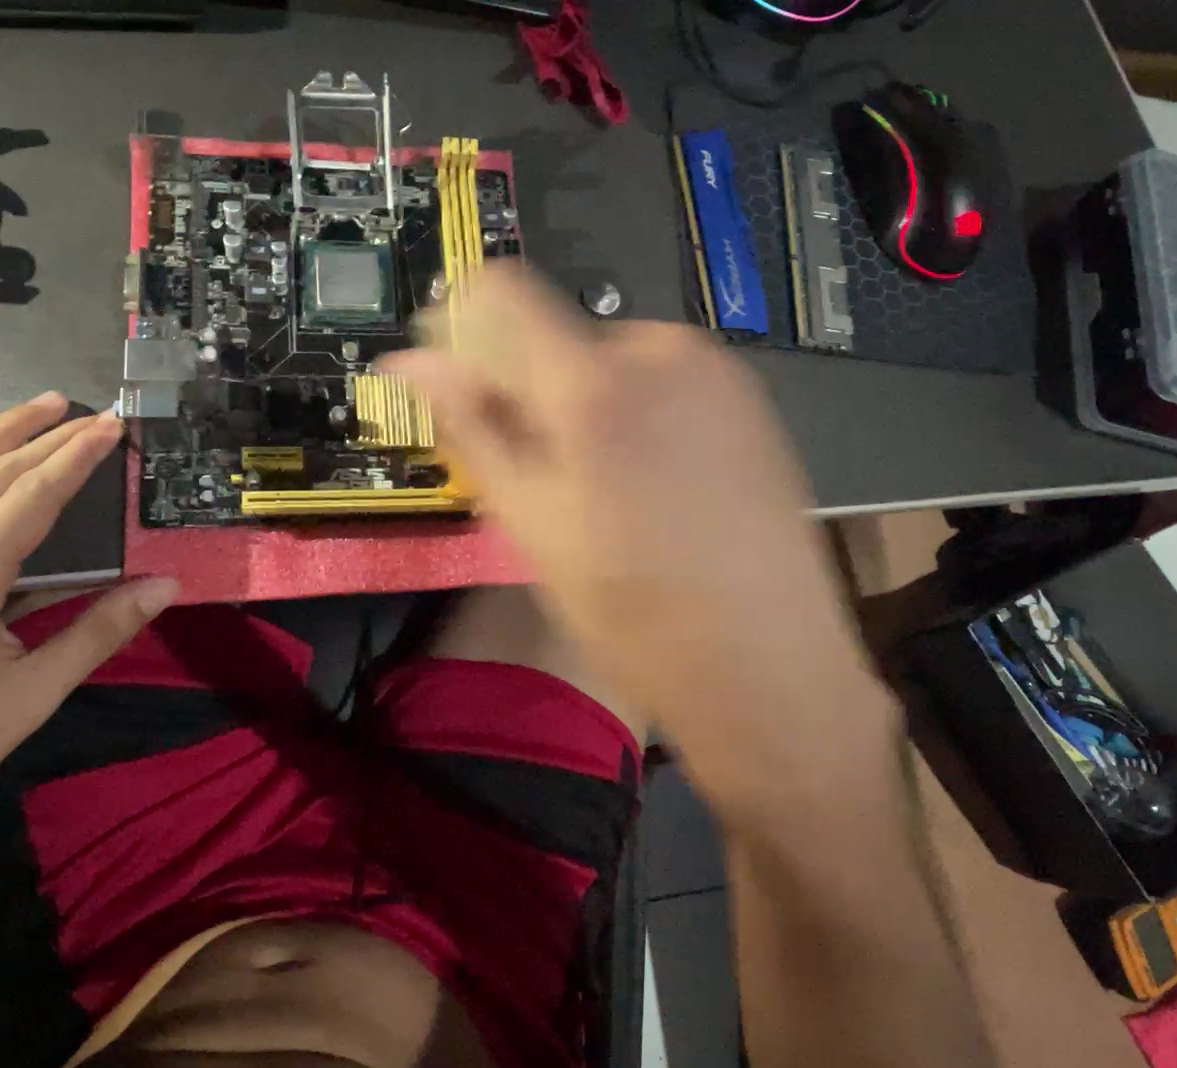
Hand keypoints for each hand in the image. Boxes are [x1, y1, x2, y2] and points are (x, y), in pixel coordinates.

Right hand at [385, 266, 875, 740]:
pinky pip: (662, 381)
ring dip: (581, 405)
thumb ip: (472, 429)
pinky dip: (633, 414)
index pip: (503, 294)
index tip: (451, 377)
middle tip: (531, 472)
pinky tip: (648, 485)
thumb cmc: (632, 611)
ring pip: (610, 360)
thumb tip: (411, 364)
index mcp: (595, 384)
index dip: (462, 325)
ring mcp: (716, 372)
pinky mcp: (749, 399)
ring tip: (597, 491)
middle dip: (528, 388)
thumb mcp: (533, 525)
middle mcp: (661, 352)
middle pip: (557, 333)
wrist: (765, 664)